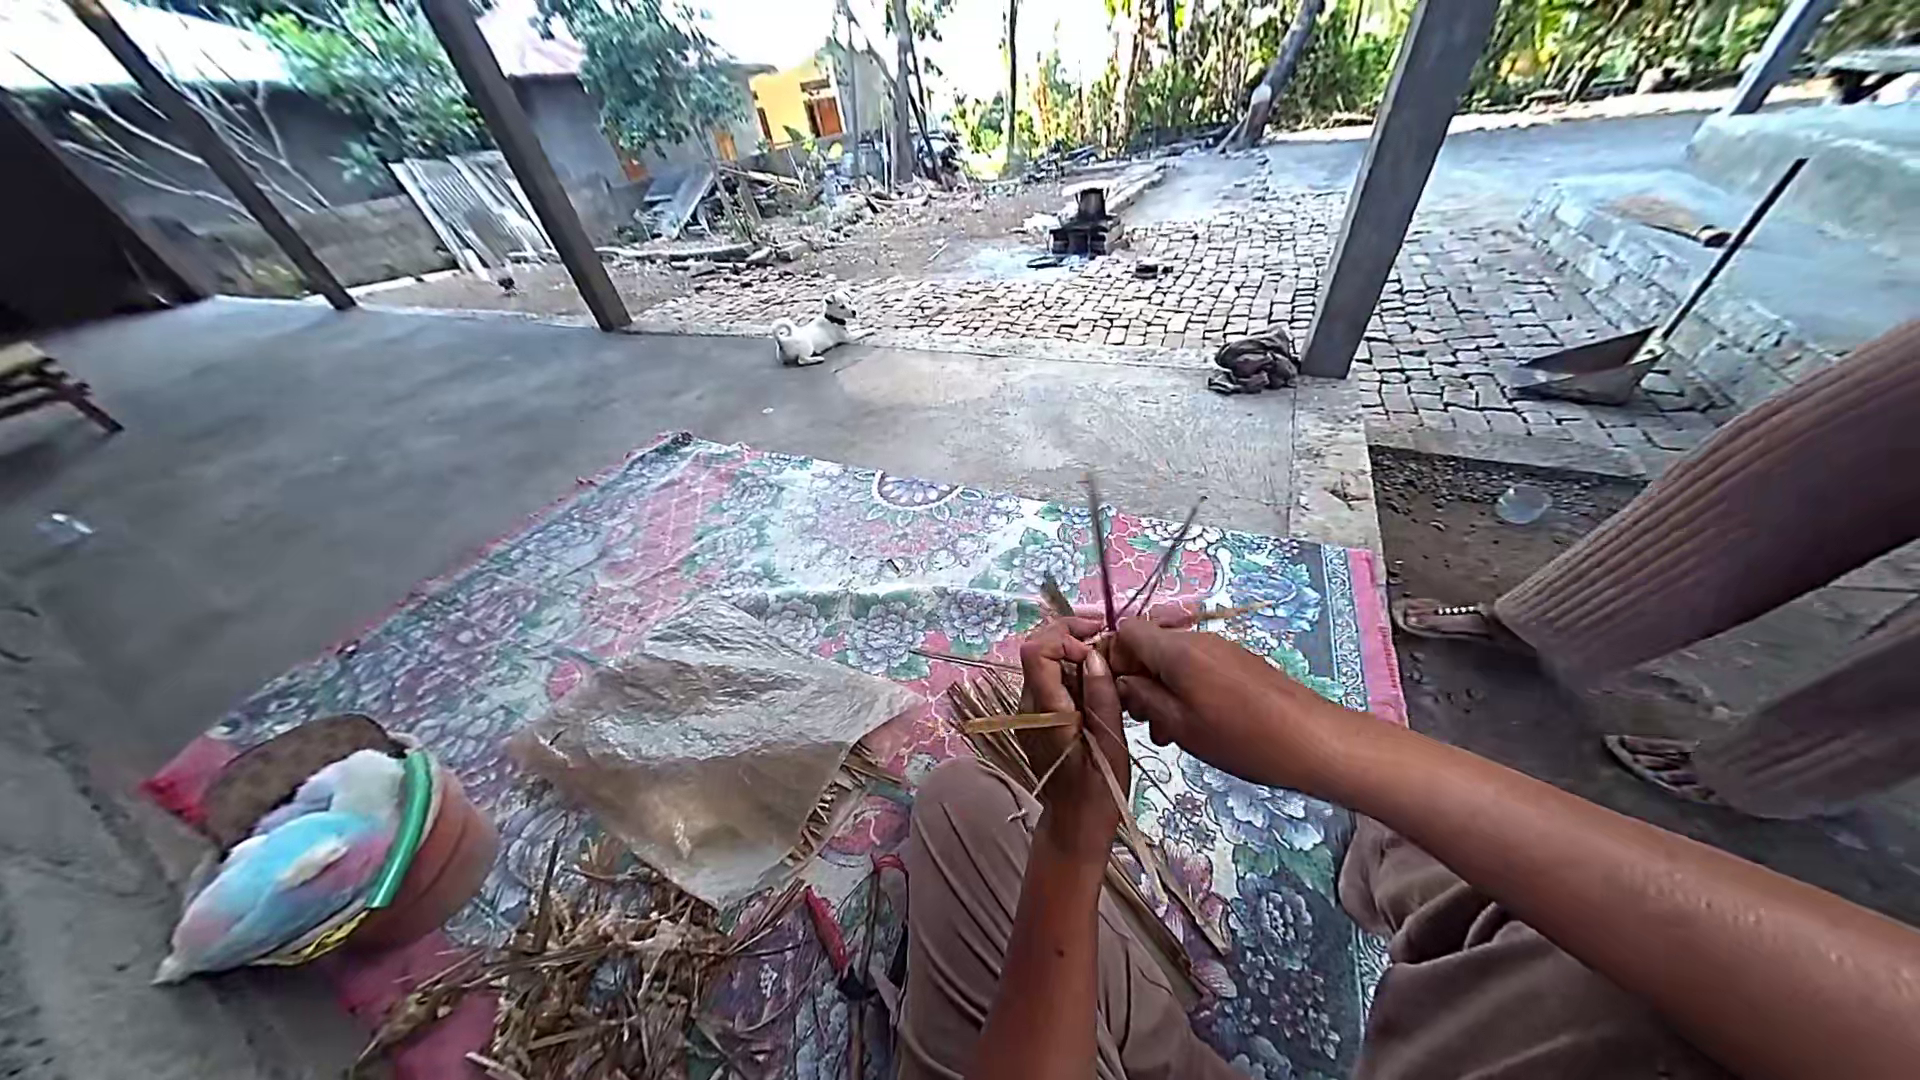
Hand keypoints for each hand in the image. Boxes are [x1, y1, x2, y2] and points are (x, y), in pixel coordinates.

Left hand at [1016, 616, 1128, 863]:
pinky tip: (1097, 678)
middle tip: (1104, 636)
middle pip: (1037, 648)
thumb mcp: (1110, 744)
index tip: (1096, 642)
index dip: (1064, 635)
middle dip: (1069, 634)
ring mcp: (1030, 709)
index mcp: (1045, 709)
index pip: (1036, 651)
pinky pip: (1050, 678)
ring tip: (1107, 657)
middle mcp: (1029, 704)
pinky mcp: (1038, 714)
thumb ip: (1101, 697)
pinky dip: (1071, 668)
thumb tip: (1093, 656)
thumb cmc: (1098, 790)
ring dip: (1072, 650)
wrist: (1075, 823)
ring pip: (1044, 661)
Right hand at [1110, 617, 1363, 794]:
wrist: (1317, 741)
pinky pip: (1196, 665)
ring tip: (1168, 729)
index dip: (1114, 657)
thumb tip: (1120, 682)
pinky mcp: (1237, 662)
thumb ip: (1142, 697)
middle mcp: (1196, 639)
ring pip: (1172, 659)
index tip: (1117, 693)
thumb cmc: (1242, 737)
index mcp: (1177, 649)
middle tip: (1144, 720)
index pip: (1126, 630)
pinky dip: (1184, 688)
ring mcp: (1219, 648)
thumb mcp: (1180, 724)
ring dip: (1160, 688)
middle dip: (1137, 678)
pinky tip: (1195, 723)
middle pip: (1149, 645)